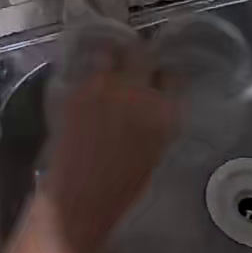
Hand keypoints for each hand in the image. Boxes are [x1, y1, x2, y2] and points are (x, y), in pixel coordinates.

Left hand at [29, 51, 176, 252]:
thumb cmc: (121, 186)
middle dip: (138, 59)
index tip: (155, 78)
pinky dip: (89, 73)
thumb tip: (151, 102)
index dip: (162, 76)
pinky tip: (87, 82)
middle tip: (130, 67)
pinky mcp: (79, 90)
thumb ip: (156, 120)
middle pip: (143, 56)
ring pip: (112, 53)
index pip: (173, 77)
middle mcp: (140, 93)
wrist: (78, 199)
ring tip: (106, 68)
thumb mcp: (154, 151)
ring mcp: (107, 88)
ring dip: (111, 59)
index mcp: (165, 114)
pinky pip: (87, 69)